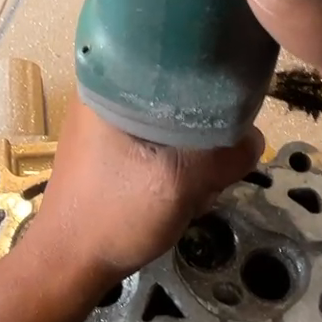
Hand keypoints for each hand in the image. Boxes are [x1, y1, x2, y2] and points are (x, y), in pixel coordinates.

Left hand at [24, 100, 260, 286]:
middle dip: (201, 125)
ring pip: (166, 122)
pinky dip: (172, 161)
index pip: (171, 58)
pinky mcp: (106, 150)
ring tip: (196, 179)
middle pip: (173, 92)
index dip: (208, 77)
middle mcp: (100, 93)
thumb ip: (224, 154)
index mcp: (106, 82)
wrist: (68, 262)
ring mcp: (102, 123)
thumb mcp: (180, 181)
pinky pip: (153, 142)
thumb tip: (253, 138)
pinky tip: (180, 187)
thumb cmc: (114, 214)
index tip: (235, 97)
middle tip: (212, 157)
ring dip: (188, 150)